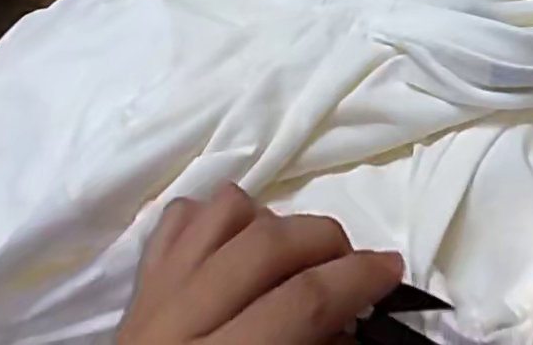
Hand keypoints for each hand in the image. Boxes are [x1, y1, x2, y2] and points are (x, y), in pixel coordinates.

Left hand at [118, 183, 404, 344]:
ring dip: (272, 219)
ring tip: (293, 254)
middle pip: (266, 245)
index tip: (391, 268)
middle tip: (353, 261)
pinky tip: (238, 243)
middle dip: (324, 240)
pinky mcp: (141, 278)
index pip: (299, 303)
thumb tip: (352, 321)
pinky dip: (218, 216)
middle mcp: (179, 321)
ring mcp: (154, 292)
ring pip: (224, 212)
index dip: (354, 280)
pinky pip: (184, 216)